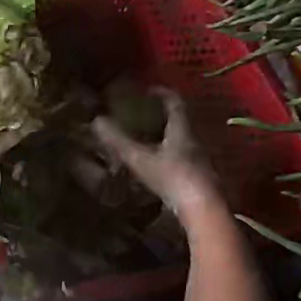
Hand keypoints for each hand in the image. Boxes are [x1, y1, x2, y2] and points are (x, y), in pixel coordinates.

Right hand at [93, 88, 223, 219]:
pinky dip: (170, 154)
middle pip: (181, 121)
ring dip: (167, 135)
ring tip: (147, 138)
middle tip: (143, 114)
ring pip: (183, 140)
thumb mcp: (140, 159)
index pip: (175, 103)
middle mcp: (194, 141)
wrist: (204, 211)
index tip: (148, 89)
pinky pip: (184, 157)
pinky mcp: (200, 178)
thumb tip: (96, 120)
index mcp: (182, 130)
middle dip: (162, 115)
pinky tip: (158, 165)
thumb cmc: (173, 178)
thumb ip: (118, 141)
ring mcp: (200, 160)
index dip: (162, 93)